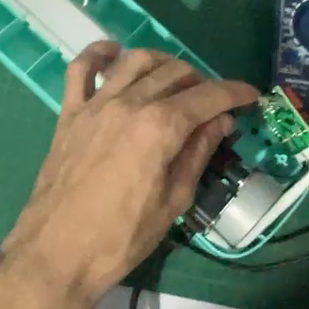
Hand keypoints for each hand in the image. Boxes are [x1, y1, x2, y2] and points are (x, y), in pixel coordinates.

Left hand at [0, 42, 258, 308]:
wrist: (56, 254)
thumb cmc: (121, 237)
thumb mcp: (174, 201)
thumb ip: (198, 153)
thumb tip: (221, 121)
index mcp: (160, 127)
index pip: (208, 96)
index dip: (235, 92)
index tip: (251, 95)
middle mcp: (129, 104)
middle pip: (175, 72)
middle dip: (203, 81)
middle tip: (214, 103)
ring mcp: (95, 105)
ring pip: (136, 61)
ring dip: (164, 63)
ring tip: (176, 81)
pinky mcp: (69, 113)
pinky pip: (81, 68)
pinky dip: (100, 54)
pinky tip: (116, 55)